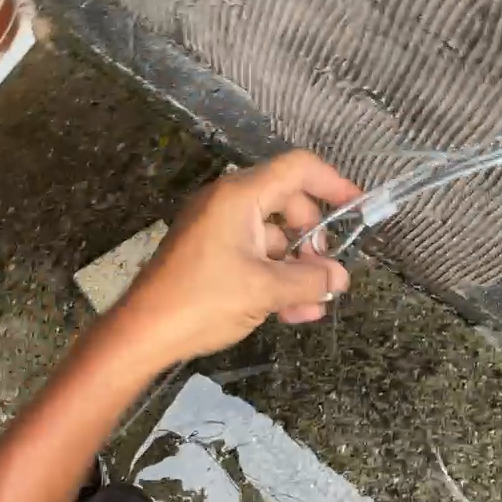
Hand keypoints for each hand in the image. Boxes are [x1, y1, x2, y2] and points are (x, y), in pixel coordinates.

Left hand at [108, 150, 359, 369]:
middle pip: (288, 204)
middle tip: (325, 273)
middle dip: (313, 239)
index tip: (357, 207)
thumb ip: (310, 281)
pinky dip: (273, 277)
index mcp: (239, 197)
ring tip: (312, 306)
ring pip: (272, 237)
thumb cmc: (202, 302)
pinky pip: (252, 255)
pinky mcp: (209, 253)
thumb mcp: (265, 291)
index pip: (298, 168)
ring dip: (296, 269)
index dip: (333, 183)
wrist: (143, 333)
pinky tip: (290, 311)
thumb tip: (339, 278)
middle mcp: (227, 203)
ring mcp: (216, 228)